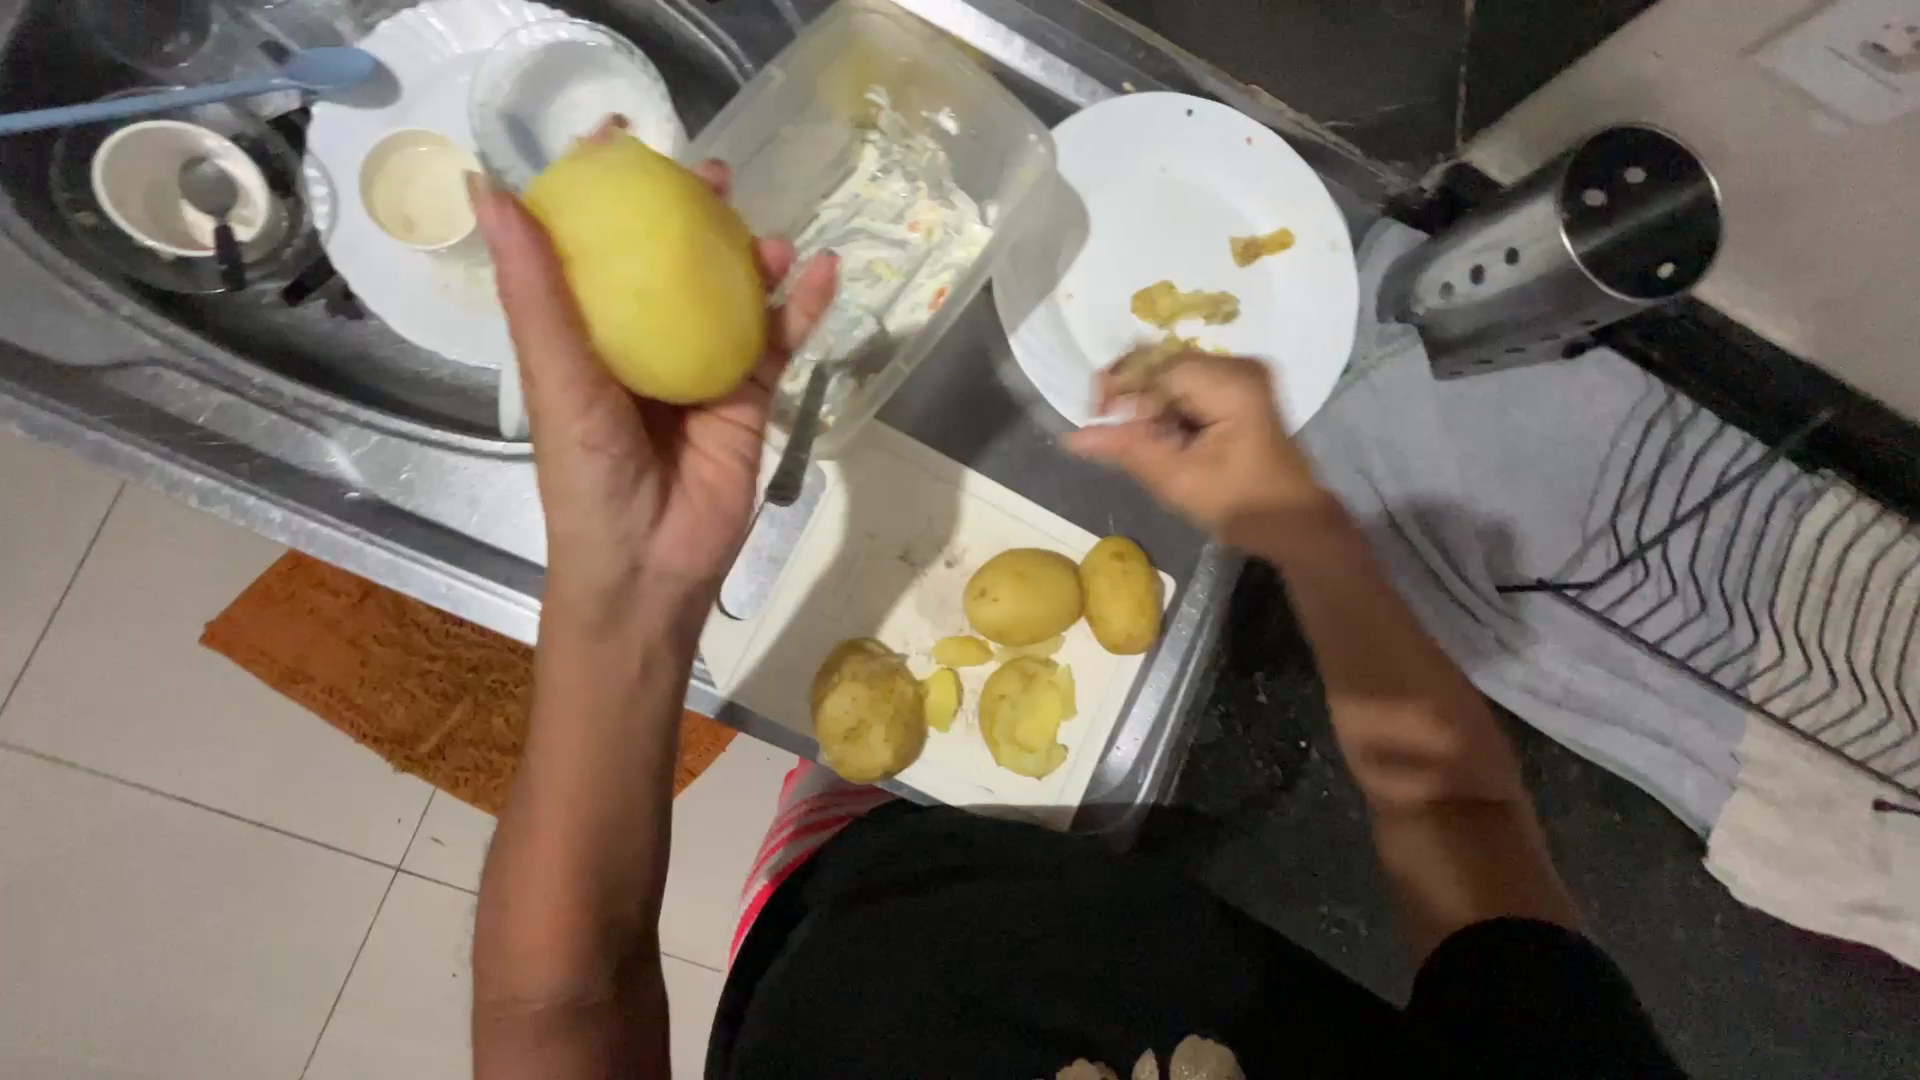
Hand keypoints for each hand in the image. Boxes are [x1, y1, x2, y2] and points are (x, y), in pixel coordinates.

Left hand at [469, 164, 836, 627]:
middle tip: (713, 176)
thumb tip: (488, 186)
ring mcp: (705, 373)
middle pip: (674, 265)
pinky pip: (780, 344)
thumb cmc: (589, 477)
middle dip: (693, 217)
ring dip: (753, 258)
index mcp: (590, 337)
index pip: (596, 248)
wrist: (651, 565)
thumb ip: (535, 293)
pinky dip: (804, 308)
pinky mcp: (752, 403)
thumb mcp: (559, 381)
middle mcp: (648, 346)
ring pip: (734, 299)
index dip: (605, 192)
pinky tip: (823, 270)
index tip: (621, 138)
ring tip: (766, 226)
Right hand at [1063, 353, 1331, 547]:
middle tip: (1114, 429)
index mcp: (1231, 384)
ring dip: (1148, 402)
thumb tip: (1072, 437)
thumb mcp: (1176, 480)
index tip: (1094, 413)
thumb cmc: (1238, 505)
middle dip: (1133, 394)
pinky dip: (1166, 407)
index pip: (1159, 366)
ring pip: (1172, 372)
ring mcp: (1242, 374)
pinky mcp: (1239, 388)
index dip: (1120, 385)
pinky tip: (1162, 435)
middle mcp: (1239, 366)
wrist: (1291, 520)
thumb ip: (1126, 450)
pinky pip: (1187, 384)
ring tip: (1141, 439)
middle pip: (1165, 362)